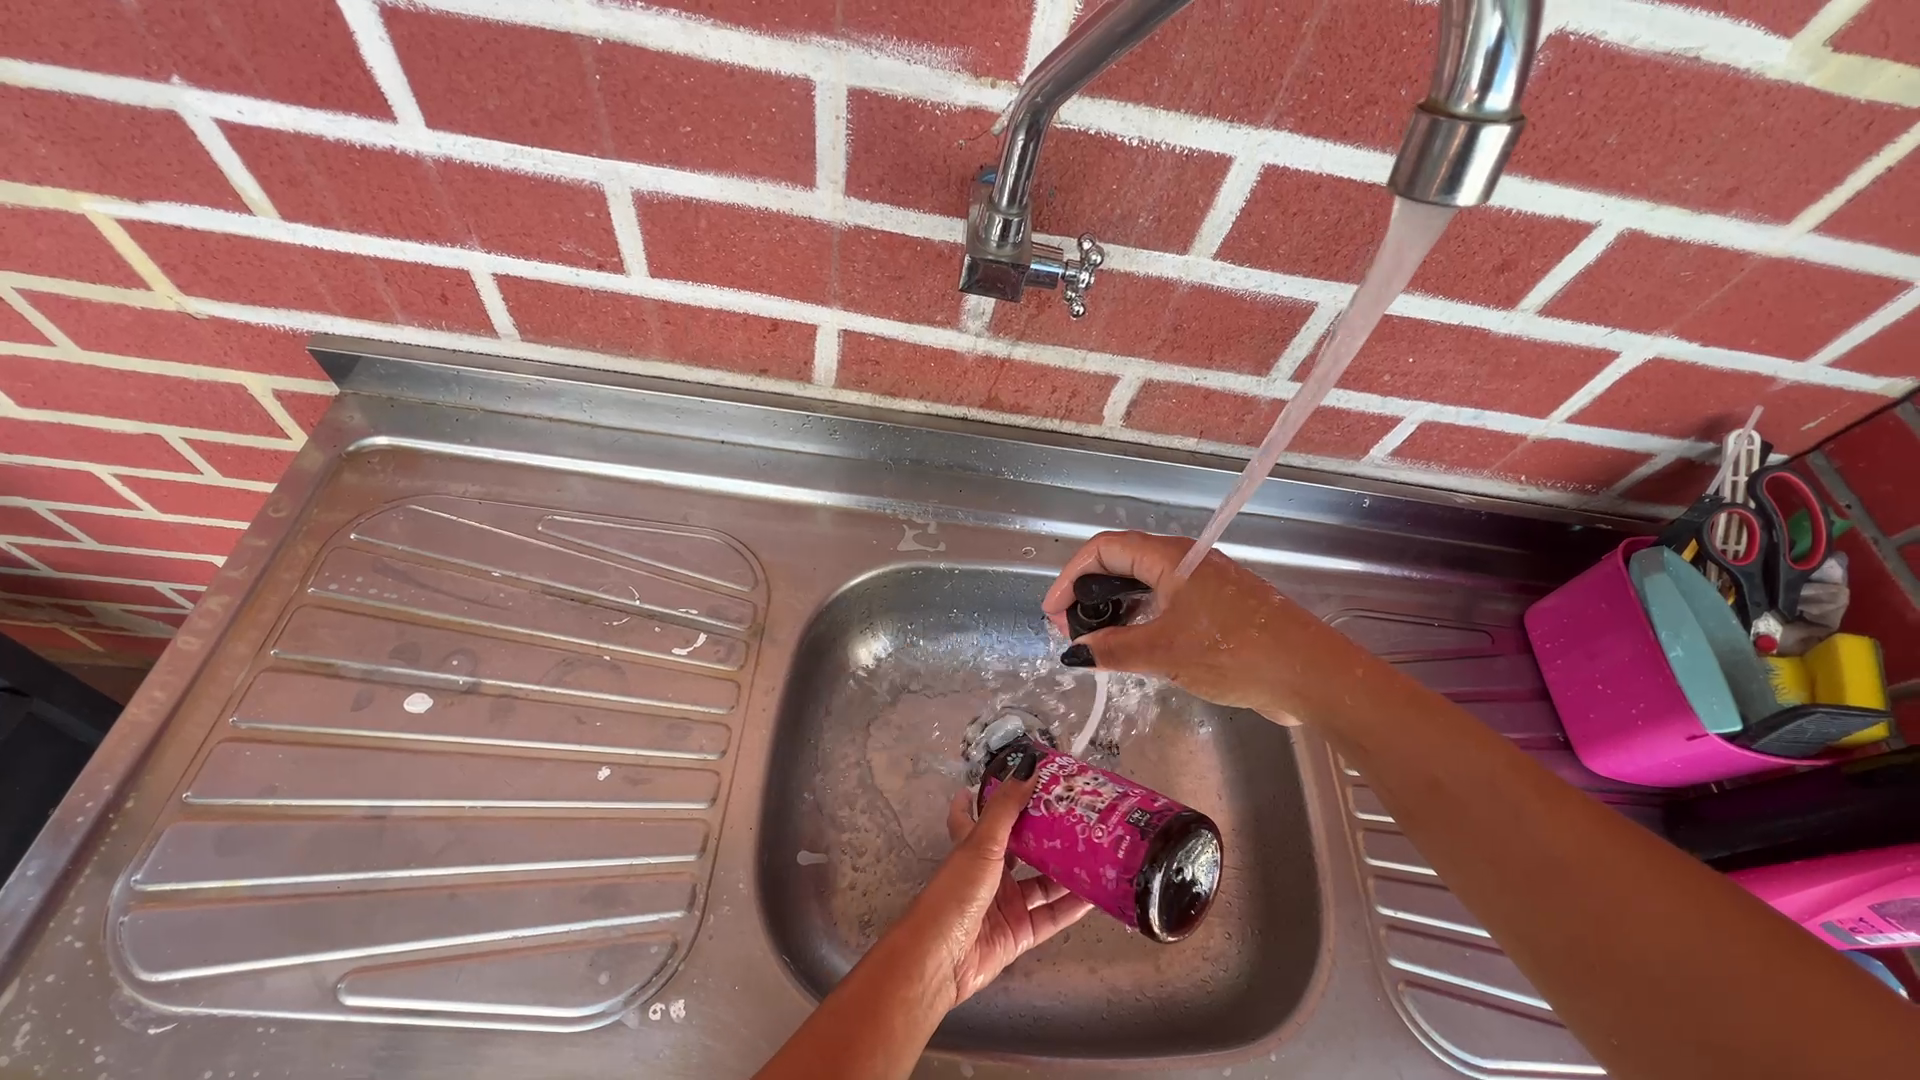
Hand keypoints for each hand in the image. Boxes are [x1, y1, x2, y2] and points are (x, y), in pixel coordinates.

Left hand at [898, 775, 1093, 1007]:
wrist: (940, 960)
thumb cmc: (955, 893)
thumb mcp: (981, 844)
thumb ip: (1006, 808)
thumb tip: (1029, 766)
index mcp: (971, 847)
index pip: (976, 814)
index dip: (987, 796)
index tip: (1013, 780)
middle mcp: (988, 873)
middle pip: (1021, 849)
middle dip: (1046, 834)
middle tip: (1079, 814)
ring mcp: (1004, 905)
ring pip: (1041, 883)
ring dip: (1065, 870)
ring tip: (1097, 851)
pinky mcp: (1018, 934)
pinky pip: (1050, 916)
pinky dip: (1071, 907)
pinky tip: (1095, 894)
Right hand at [1041, 531, 1372, 721]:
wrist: (1312, 675)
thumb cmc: (1236, 653)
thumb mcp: (1165, 652)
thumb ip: (1113, 650)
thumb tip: (1074, 653)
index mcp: (1170, 558)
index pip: (1104, 550)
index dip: (1070, 577)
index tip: (1051, 613)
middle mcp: (1185, 562)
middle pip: (1121, 564)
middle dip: (1088, 594)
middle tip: (1069, 633)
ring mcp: (1204, 585)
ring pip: (1144, 586)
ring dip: (1114, 610)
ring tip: (1095, 644)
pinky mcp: (1218, 609)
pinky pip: (1165, 605)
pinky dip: (1140, 621)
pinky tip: (1133, 649)